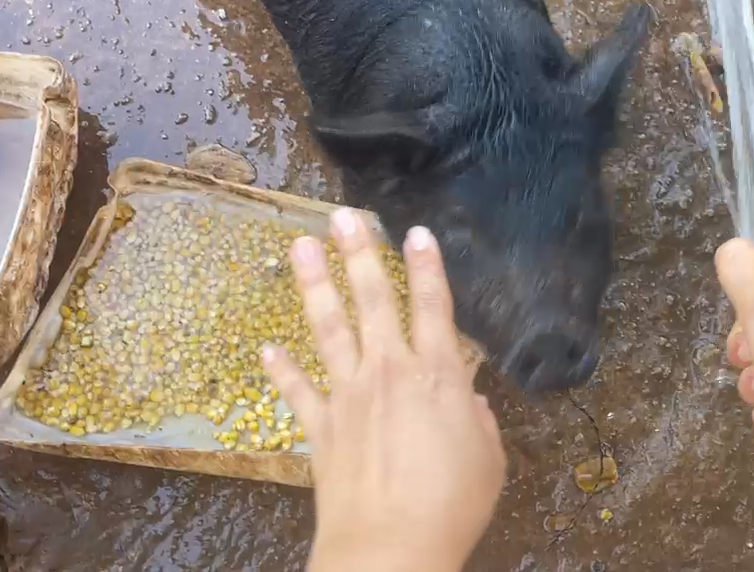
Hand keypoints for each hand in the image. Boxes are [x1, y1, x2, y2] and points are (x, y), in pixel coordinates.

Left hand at [264, 208, 504, 571]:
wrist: (389, 555)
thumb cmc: (452, 505)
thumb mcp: (489, 458)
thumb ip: (479, 420)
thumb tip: (469, 399)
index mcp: (438, 374)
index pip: (433, 305)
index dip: (427, 265)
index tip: (415, 230)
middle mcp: (390, 371)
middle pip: (372, 299)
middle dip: (358, 253)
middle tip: (344, 216)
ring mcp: (349, 396)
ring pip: (329, 328)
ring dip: (314, 285)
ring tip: (300, 247)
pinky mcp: (320, 428)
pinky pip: (298, 392)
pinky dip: (281, 371)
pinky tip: (265, 349)